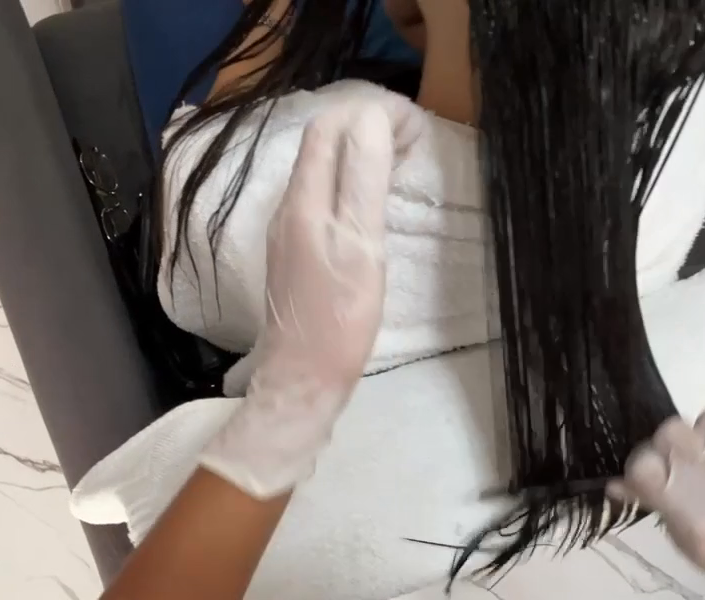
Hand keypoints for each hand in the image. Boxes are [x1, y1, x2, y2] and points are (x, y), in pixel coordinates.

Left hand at [198, 97, 424, 498]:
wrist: (302, 380)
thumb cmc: (338, 322)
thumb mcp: (360, 247)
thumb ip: (364, 180)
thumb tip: (373, 119)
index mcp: (305, 202)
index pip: (333, 127)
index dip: (374, 114)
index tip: (417, 127)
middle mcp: (289, 208)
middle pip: (323, 143)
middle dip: (367, 127)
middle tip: (414, 141)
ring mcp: (287, 233)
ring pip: (321, 170)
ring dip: (359, 154)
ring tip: (400, 162)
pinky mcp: (294, 256)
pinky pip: (321, 199)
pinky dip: (350, 184)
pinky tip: (371, 204)